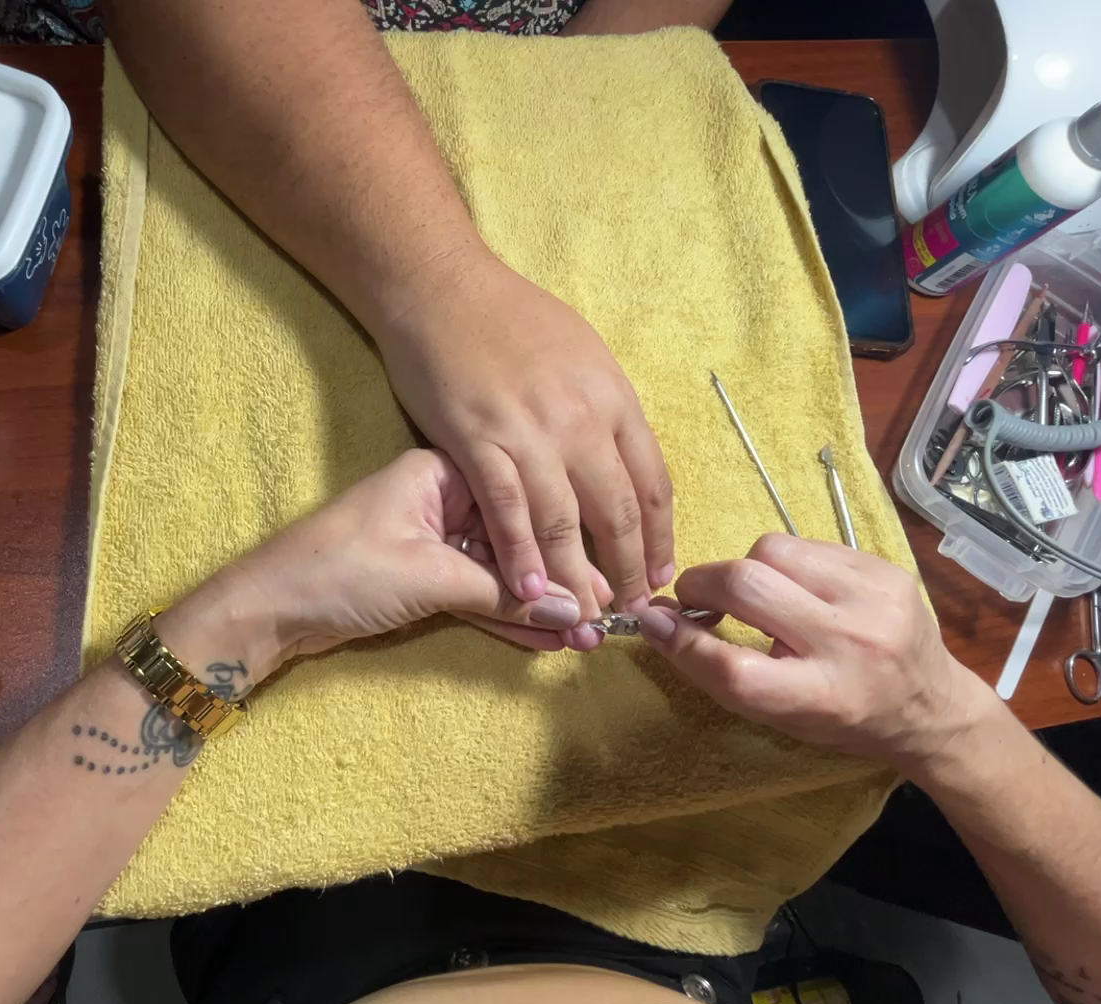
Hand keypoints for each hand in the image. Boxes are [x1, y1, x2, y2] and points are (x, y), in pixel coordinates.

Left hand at [161, 450, 585, 684]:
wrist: (269, 607)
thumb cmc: (342, 569)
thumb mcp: (428, 577)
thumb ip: (502, 595)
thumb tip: (574, 612)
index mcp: (442, 474)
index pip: (521, 501)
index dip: (566, 543)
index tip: (607, 581)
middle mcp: (443, 501)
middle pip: (516, 540)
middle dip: (558, 582)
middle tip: (605, 617)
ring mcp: (433, 541)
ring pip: (499, 572)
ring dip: (536, 606)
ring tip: (584, 637)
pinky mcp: (422, 576)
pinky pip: (476, 594)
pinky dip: (505, 617)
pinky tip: (545, 638)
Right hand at [370, 251, 673, 633]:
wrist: (442, 287)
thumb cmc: (508, 317)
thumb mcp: (579, 353)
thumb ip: (602, 409)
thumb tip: (617, 456)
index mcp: (612, 398)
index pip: (651, 484)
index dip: (658, 538)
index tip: (659, 573)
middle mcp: (581, 420)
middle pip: (616, 513)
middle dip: (627, 571)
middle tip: (630, 612)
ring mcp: (529, 432)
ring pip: (563, 523)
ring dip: (577, 578)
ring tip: (585, 618)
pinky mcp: (478, 441)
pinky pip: (506, 511)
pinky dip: (519, 557)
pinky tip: (529, 593)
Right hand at [637, 534, 1003, 775]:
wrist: (931, 707)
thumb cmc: (838, 717)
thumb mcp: (775, 714)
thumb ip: (713, 667)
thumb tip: (653, 619)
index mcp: (822, 697)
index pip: (733, 666)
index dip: (683, 641)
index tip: (656, 622)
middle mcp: (854, 644)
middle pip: (747, 586)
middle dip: (703, 584)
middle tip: (697, 599)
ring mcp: (876, 599)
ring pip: (770, 549)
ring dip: (744, 569)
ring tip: (756, 595)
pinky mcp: (885, 568)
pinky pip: (802, 543)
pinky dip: (780, 563)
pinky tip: (794, 588)